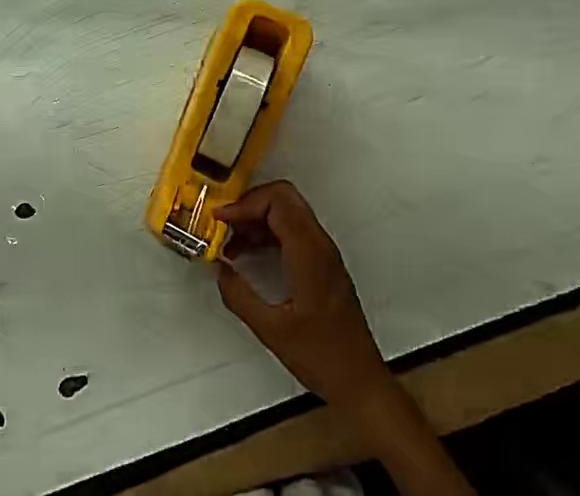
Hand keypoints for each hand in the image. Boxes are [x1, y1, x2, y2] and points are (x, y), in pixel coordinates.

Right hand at [213, 181, 391, 412]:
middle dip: (249, 204)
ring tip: (230, 242)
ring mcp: (323, 254)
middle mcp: (319, 245)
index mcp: (309, 253)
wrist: (361, 382)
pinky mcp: (322, 265)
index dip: (244, 204)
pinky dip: (267, 233)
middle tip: (224, 224)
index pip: (277, 201)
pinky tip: (247, 255)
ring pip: (288, 212)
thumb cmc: (321, 356)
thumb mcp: (270, 328)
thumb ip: (238, 294)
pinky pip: (292, 231)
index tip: (220, 220)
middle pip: (284, 198)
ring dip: (257, 218)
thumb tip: (218, 268)